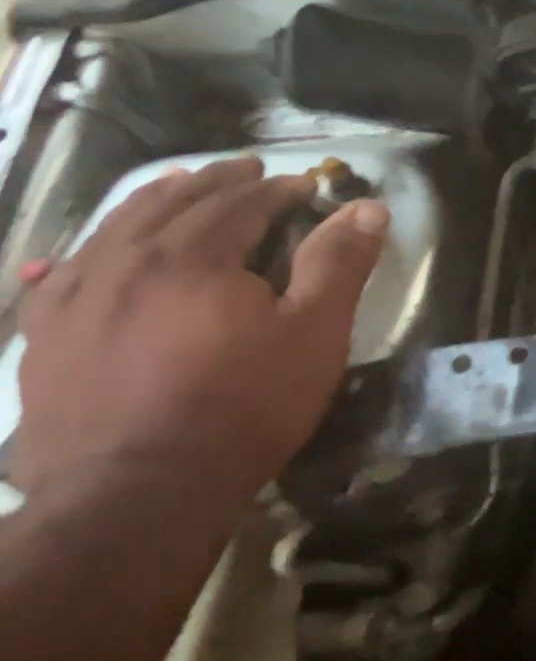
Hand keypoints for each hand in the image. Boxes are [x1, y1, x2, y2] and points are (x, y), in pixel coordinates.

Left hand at [10, 157, 387, 504]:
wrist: (137, 491)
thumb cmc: (245, 405)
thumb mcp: (315, 333)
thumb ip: (338, 264)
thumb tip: (367, 207)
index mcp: (193, 258)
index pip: (240, 204)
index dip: (277, 190)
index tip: (306, 184)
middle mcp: (123, 263)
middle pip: (171, 205)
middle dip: (214, 182)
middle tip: (246, 170)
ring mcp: (72, 301)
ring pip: (111, 229)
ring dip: (152, 202)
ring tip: (178, 189)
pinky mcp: (44, 340)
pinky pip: (61, 273)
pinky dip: (89, 248)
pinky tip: (91, 251)